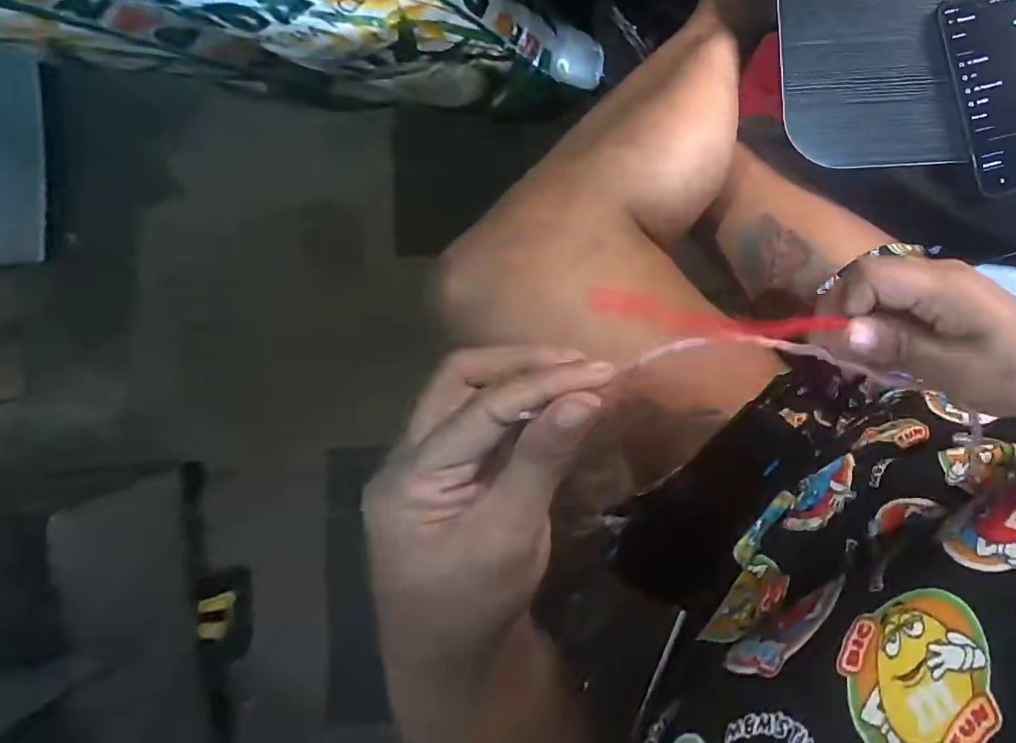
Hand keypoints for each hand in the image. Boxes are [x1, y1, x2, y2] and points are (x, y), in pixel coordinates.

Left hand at [364, 348, 613, 686]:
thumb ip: (542, 457)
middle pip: (460, 378)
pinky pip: (489, 413)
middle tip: (582, 365)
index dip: (545, 383)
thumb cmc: (474, 601)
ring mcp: (433, 459)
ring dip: (525, 374)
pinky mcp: (458, 466)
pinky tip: (562, 400)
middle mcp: (413, 455)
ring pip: (471, 388)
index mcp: (412, 475)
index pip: (483, 406)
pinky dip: (528, 398)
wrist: (452, 655)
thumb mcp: (510, 532)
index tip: (603, 373)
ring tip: (579, 374)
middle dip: (524, 361)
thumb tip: (588, 395)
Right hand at [815, 254, 1015, 414]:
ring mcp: (944, 281)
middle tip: (849, 361)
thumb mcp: (952, 370)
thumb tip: (841, 332)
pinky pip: (904, 300)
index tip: (838, 350)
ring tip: (871, 364)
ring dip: (868, 322)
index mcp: (938, 283)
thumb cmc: (1014, 373)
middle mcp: (937, 271)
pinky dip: (889, 325)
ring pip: (884, 288)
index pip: (868, 274)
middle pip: (871, 276)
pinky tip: (896, 356)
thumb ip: (896, 346)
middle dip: (849, 314)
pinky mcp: (950, 296)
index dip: (842, 306)